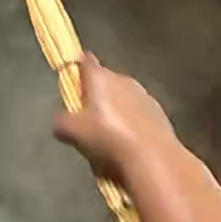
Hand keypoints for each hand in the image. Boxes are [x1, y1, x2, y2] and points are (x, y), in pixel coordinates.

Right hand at [52, 53, 179, 179]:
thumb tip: (59, 121)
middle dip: (97, 96)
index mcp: (100, 77)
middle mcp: (122, 79)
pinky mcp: (160, 114)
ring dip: (116, 111)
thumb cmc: (108, 138)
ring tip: (111, 139)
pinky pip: (140, 114)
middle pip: (104, 81)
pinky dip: (134, 124)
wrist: (155, 160)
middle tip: (88, 121)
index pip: (85, 61)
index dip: (77, 68)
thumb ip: (61, 122)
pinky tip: (131, 147)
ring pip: (124, 98)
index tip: (73, 81)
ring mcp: (144, 95)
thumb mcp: (73, 132)